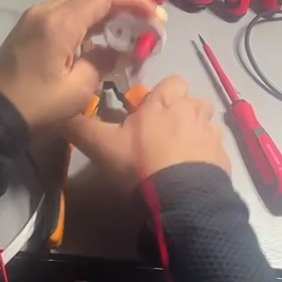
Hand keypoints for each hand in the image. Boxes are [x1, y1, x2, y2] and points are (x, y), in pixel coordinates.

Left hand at [0, 0, 163, 127]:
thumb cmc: (35, 104)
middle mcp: (47, 10)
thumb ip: (103, 63)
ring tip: (131, 31)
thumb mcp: (78, 90)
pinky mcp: (31, 28)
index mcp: (60, 22)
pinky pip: (67, 14)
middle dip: (124, 3)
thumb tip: (117, 51)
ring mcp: (36, 18)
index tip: (156, 15)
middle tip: (148, 23)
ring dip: (107, 12)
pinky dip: (89, 21)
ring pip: (80, 1)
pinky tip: (104, 38)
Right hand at [63, 75, 229, 190]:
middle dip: (180, 111)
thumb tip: (58, 113)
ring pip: (205, 123)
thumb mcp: (101, 146)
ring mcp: (211, 134)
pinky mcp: (223, 158)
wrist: (182, 200)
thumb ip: (79, 126)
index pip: (172, 81)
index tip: (147, 112)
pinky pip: (214, 149)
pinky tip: (190, 172)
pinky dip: (204, 156)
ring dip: (194, 132)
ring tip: (178, 153)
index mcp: (165, 102)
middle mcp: (192, 110)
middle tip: (161, 133)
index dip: (161, 94)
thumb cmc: (140, 164)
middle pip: (192, 101)